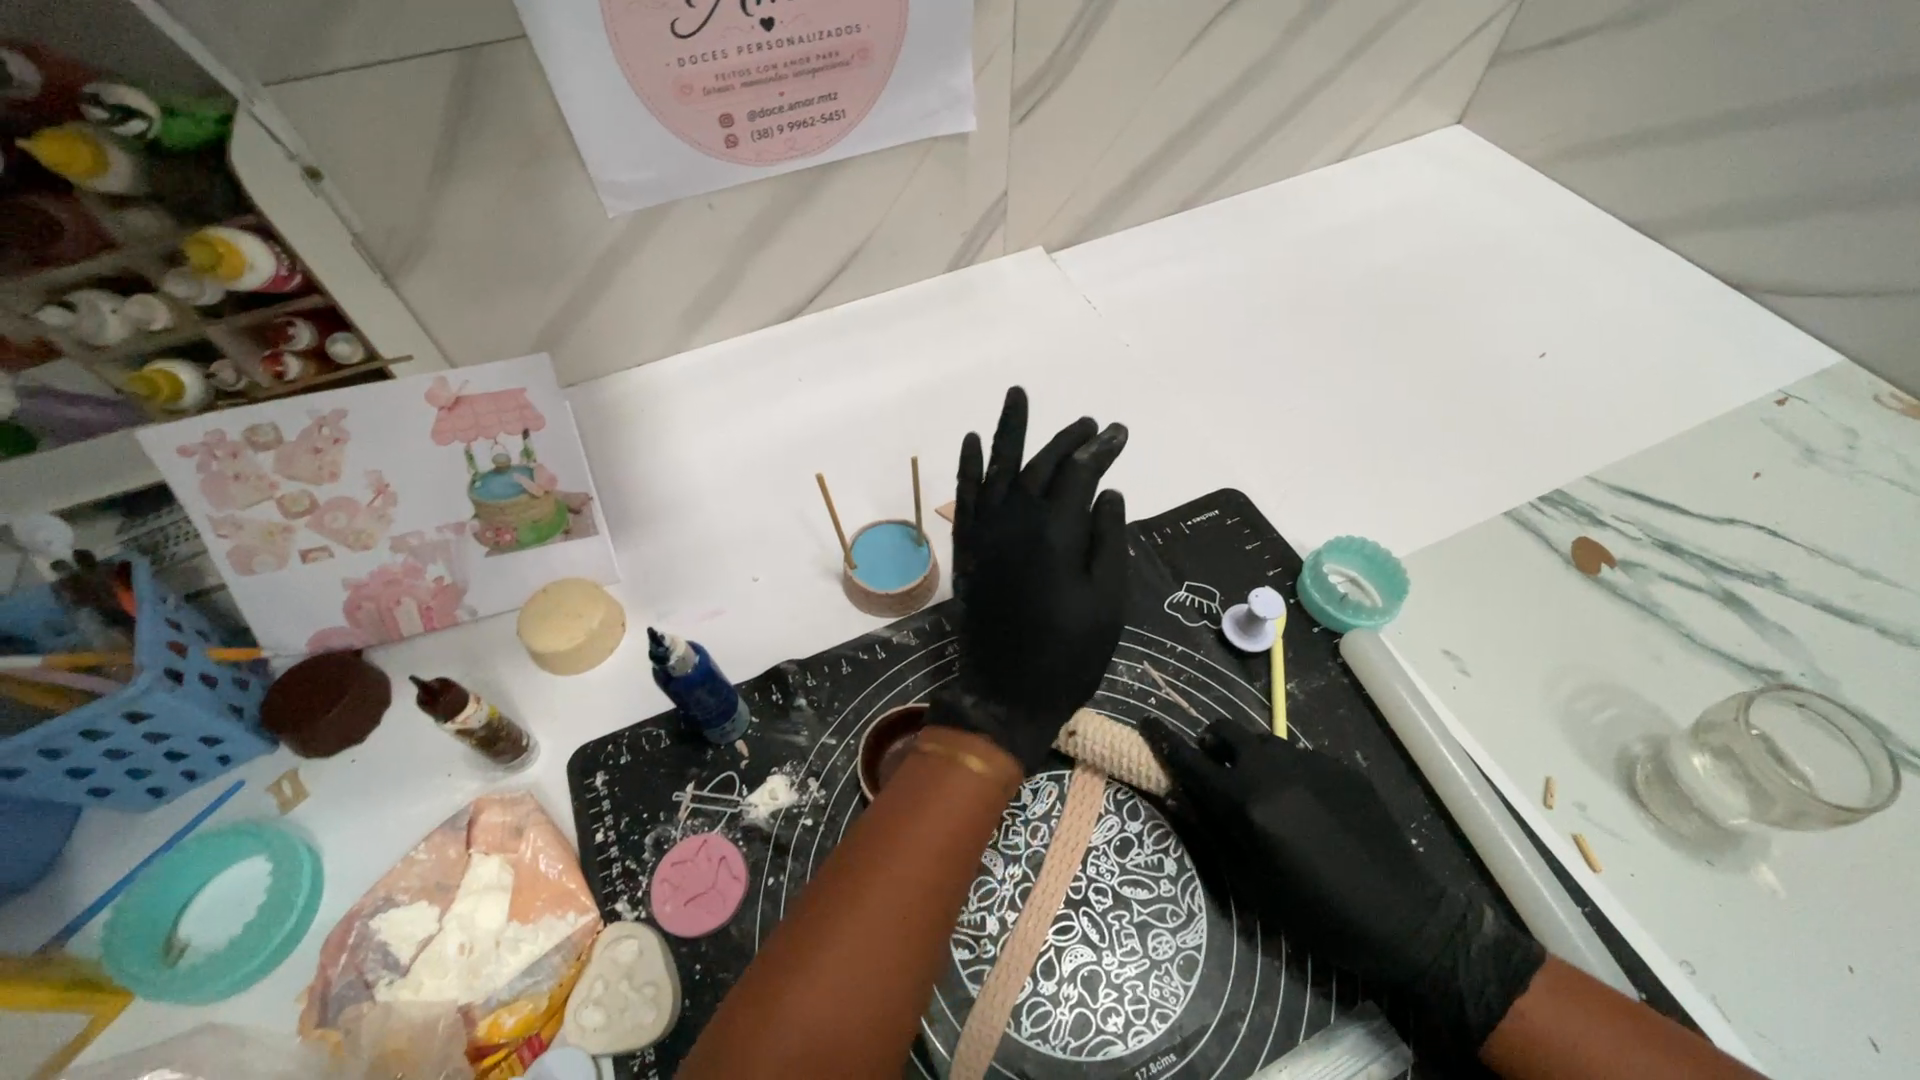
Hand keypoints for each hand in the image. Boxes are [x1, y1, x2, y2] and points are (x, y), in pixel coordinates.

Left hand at [931, 387, 1129, 771]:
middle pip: (1041, 465)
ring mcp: (985, 533)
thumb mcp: (1107, 601)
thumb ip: (1108, 541)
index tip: (1119, 434)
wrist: (1006, 692)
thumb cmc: (1068, 652)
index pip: (1080, 474)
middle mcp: (1015, 521)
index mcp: (1055, 532)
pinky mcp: (967, 549)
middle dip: (1067, 440)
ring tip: (1018, 395)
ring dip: (1009, 431)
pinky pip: (965, 496)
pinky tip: (973, 441)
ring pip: (997, 468)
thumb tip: (1109, 493)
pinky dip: (968, 466)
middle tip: (1091, 424)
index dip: (1101, 450)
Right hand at [1140, 717, 1544, 1059]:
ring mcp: (1312, 762)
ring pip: (1262, 740)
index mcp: (1245, 803)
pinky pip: (1298, 756)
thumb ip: (1210, 831)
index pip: (1189, 759)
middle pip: (1225, 730)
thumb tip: (1180, 795)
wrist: (1405, 918)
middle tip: (1215, 774)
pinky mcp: (1341, 766)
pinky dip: (1286, 772)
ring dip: (1248, 756)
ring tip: (1263, 796)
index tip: (1145, 723)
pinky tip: (1308, 810)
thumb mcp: (1250, 884)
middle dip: (1209, 745)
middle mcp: (1273, 769)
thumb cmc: (1316, 915)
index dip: (1161, 738)